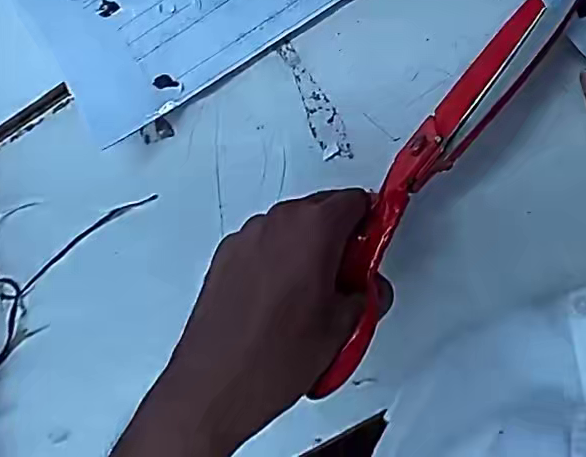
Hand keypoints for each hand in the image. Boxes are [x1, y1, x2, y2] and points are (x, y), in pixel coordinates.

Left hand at [114, 189, 385, 456]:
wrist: (213, 387)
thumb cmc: (268, 359)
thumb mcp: (342, 329)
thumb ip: (367, 295)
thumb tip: (371, 288)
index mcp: (316, 228)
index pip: (356, 200)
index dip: (369, 221)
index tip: (372, 240)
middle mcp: (282, 220)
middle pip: (323, 208)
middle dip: (339, 236)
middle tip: (345, 274)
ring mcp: (251, 233)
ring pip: (292, 225)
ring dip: (305, 246)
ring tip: (307, 295)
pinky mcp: (228, 251)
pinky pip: (263, 241)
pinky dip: (274, 257)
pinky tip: (277, 299)